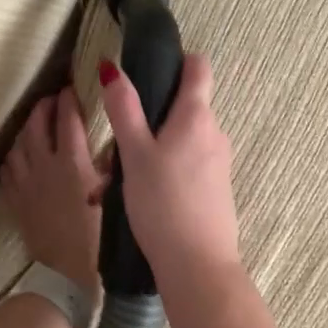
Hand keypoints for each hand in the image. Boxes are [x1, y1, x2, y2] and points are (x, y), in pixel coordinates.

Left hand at [0, 88, 106, 292]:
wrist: (65, 273)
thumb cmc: (98, 236)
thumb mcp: (115, 196)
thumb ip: (112, 166)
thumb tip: (114, 145)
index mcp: (73, 162)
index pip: (67, 117)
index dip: (69, 99)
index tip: (73, 88)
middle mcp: (45, 165)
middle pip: (37, 124)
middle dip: (44, 106)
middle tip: (53, 99)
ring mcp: (26, 183)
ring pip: (19, 143)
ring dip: (27, 128)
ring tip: (37, 124)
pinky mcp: (16, 200)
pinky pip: (8, 169)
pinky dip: (14, 156)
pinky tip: (21, 157)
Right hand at [96, 54, 241, 278]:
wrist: (198, 266)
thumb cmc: (164, 204)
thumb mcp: (135, 154)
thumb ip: (124, 110)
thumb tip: (114, 69)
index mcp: (197, 116)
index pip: (198, 66)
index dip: (175, 61)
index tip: (146, 73)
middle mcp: (214, 133)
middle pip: (177, 110)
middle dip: (142, 123)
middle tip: (110, 154)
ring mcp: (218, 162)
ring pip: (176, 142)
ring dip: (144, 155)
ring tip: (110, 186)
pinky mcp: (215, 188)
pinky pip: (183, 167)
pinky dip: (158, 175)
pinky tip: (132, 203)